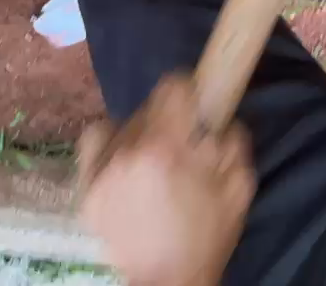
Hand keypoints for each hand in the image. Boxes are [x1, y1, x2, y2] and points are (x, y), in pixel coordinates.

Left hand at [76, 74, 254, 285]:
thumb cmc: (204, 240)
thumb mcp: (239, 187)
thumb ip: (233, 141)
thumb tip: (218, 117)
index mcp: (167, 146)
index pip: (173, 85)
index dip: (190, 92)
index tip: (198, 109)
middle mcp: (129, 149)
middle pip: (151, 105)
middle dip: (170, 119)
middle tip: (182, 145)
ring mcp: (102, 168)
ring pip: (127, 123)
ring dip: (143, 134)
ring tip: (153, 161)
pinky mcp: (86, 187)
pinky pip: (96, 140)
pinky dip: (112, 143)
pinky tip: (125, 160)